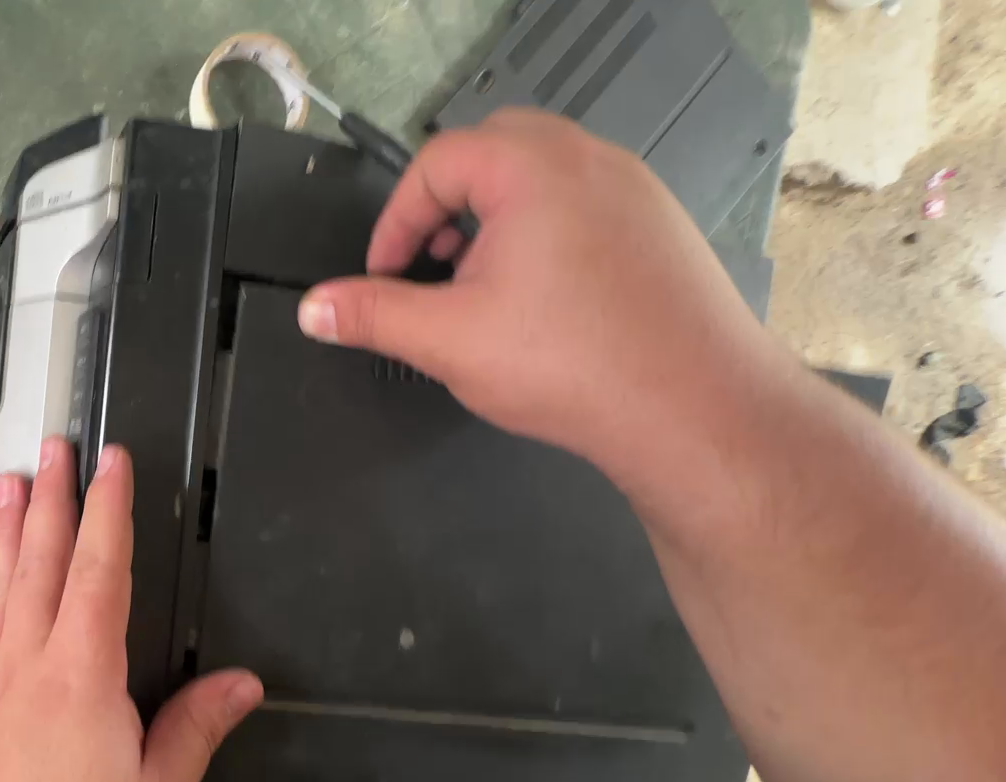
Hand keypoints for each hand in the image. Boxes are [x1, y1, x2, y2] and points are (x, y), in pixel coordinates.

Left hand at [0, 437, 262, 781]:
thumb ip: (197, 729)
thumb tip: (244, 683)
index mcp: (82, 674)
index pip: (99, 570)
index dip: (108, 510)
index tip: (111, 462)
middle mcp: (29, 661)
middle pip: (40, 560)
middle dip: (50, 496)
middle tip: (50, 446)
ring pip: (0, 582)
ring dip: (6, 526)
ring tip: (8, 480)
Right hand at [296, 109, 786, 473]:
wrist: (691, 405)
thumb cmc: (571, 362)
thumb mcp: (445, 339)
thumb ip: (371, 316)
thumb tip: (314, 309)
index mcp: (535, 171)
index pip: (438, 161)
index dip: (395, 218)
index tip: (383, 272)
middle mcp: (592, 162)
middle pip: (491, 151)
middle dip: (442, 207)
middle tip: (425, 263)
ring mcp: (632, 191)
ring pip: (538, 176)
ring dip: (488, 218)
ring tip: (471, 284)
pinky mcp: (655, 227)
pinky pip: (577, 203)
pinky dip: (534, 232)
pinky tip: (529, 299)